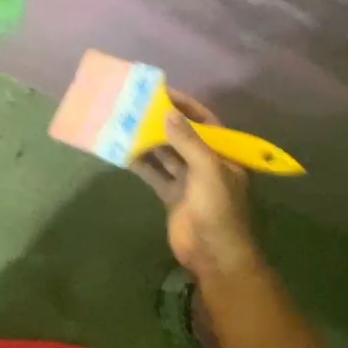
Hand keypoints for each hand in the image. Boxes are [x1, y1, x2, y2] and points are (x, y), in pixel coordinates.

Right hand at [133, 93, 259, 279]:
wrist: (214, 255)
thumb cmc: (218, 209)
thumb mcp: (208, 170)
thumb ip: (188, 141)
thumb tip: (168, 113)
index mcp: (223, 154)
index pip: (204, 121)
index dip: (185, 106)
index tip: (162, 92)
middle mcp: (207, 164)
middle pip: (183, 136)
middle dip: (162, 122)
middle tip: (137, 106)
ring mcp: (189, 181)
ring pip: (166, 154)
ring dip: (149, 142)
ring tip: (126, 124)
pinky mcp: (173, 196)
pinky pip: (156, 175)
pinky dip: (141, 164)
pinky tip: (124, 153)